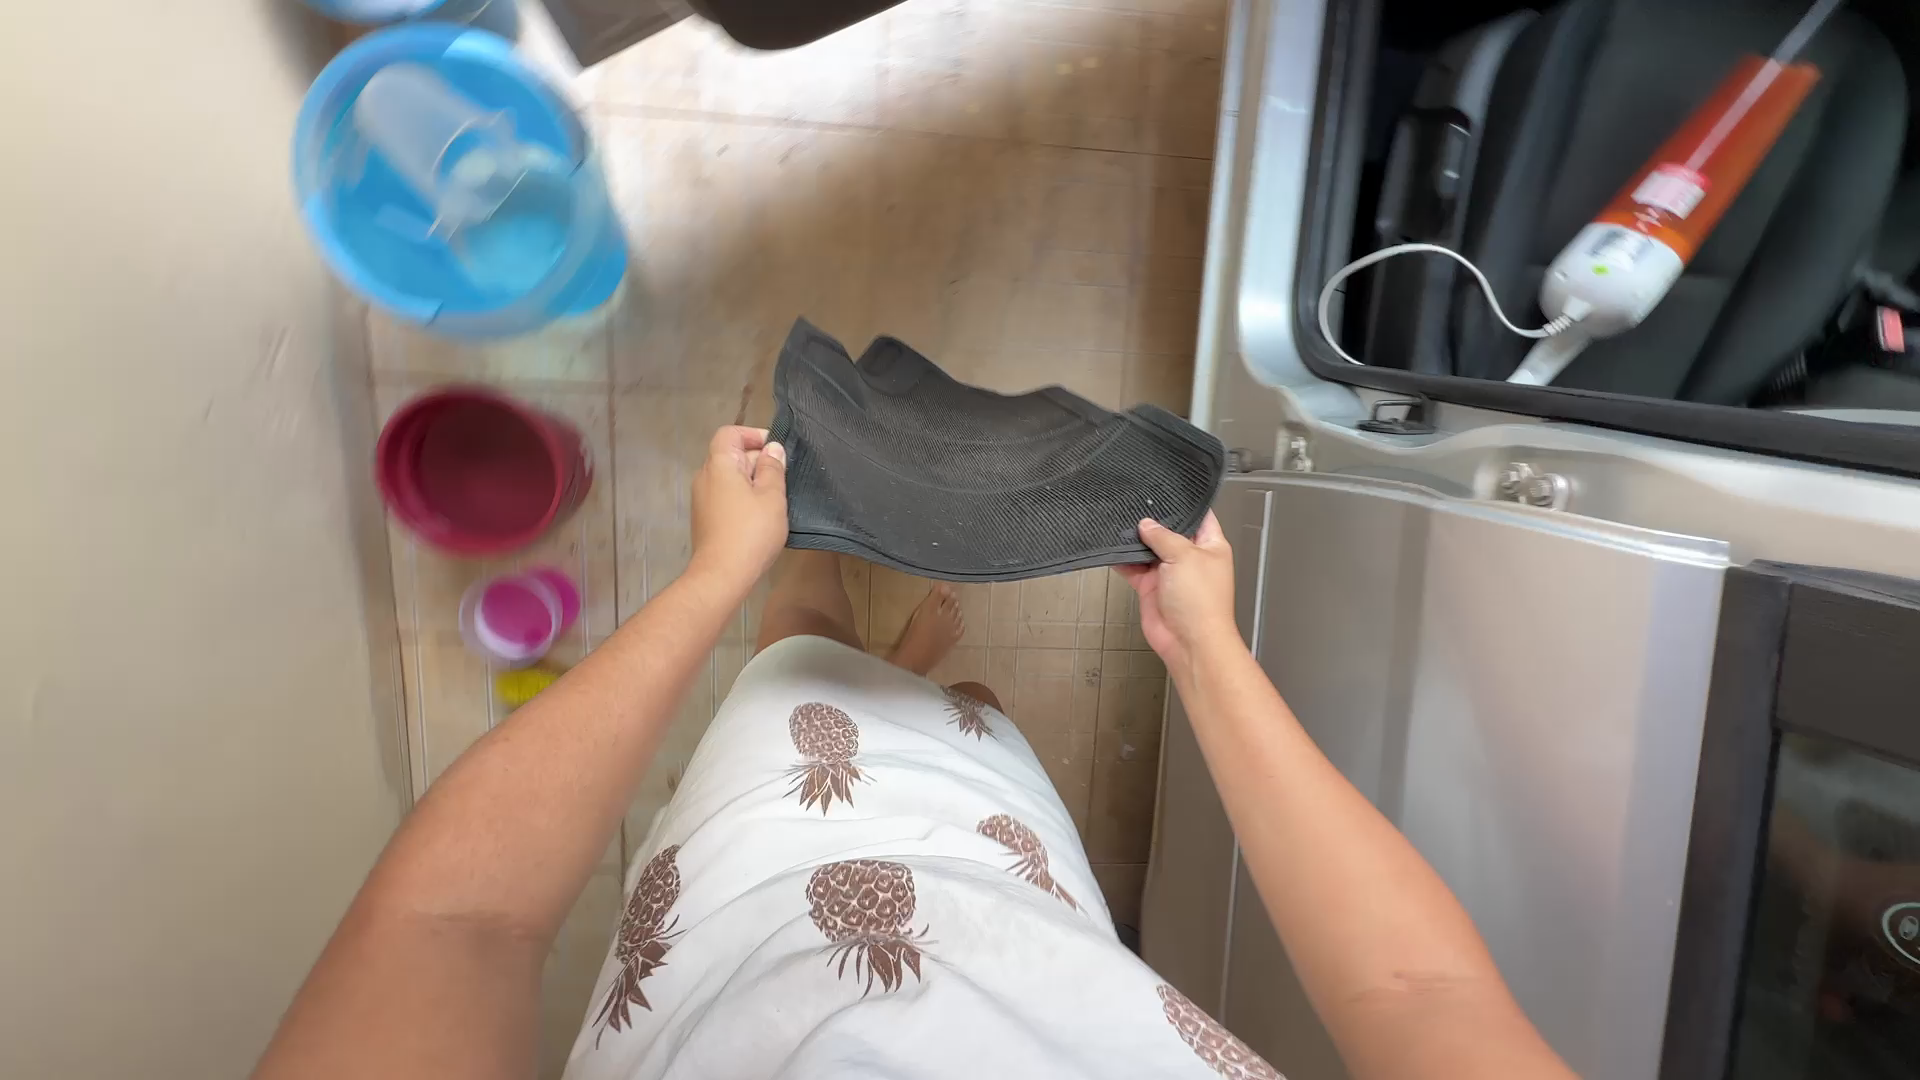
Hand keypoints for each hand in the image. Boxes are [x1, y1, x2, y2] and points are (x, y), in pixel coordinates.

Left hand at [689, 426, 788, 589]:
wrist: (722, 574)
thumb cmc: (751, 532)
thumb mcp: (772, 497)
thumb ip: (773, 468)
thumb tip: (772, 449)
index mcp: (719, 465)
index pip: (730, 434)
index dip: (753, 435)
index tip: (776, 450)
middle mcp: (705, 477)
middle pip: (730, 456)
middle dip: (757, 461)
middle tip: (783, 478)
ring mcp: (702, 499)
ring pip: (730, 478)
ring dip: (752, 482)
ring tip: (775, 500)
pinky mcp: (705, 518)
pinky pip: (725, 496)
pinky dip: (743, 498)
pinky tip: (760, 517)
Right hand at [1116, 513, 1236, 677]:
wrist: (1188, 641)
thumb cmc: (1202, 604)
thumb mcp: (1185, 556)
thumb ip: (1164, 536)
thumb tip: (1148, 525)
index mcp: (1211, 546)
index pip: (1200, 517)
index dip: (1186, 505)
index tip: (1168, 492)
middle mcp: (1191, 558)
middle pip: (1169, 532)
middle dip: (1154, 524)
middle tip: (1137, 509)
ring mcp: (1170, 573)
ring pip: (1149, 550)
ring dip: (1137, 543)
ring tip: (1122, 528)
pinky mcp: (1152, 587)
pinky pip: (1134, 569)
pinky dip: (1124, 562)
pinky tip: (1114, 552)